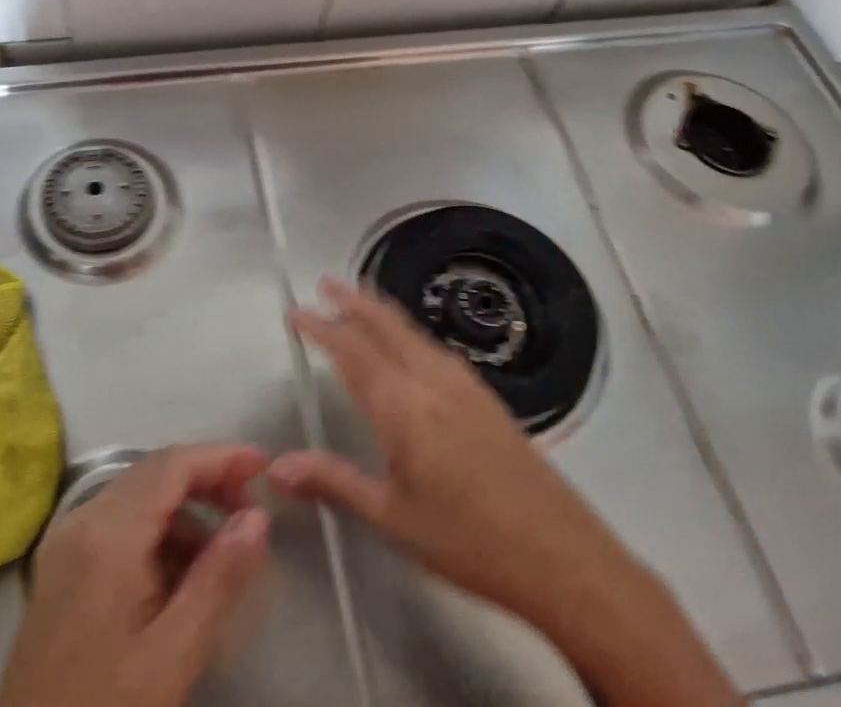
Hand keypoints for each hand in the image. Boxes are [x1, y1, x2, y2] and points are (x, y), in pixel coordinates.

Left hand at [0, 444, 272, 706]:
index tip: (266, 465)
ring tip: (224, 554)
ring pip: (135, 499)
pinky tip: (181, 574)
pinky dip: (156, 533)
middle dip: (207, 481)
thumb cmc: (109, 701)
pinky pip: (117, 526)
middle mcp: (80, 521)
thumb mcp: (176, 649)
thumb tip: (257, 518)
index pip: (171, 466)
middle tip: (253, 513)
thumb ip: (220, 577)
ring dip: (184, 511)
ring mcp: (65, 543)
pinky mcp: (61, 567)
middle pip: (152, 474)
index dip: (221, 457)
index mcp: (107, 534)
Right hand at [269, 279, 741, 706]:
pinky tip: (411, 349)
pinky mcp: (490, 403)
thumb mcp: (392, 517)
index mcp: (406, 408)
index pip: (353, 353)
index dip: (322, 328)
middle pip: (389, 328)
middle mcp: (436, 384)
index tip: (296, 311)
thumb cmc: (469, 542)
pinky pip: (438, 351)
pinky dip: (411, 335)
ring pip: (417, 336)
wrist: (564, 558)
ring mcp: (469, 389)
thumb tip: (276, 466)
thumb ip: (334, 481)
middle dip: (354, 302)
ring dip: (383, 314)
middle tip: (325, 282)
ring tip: (360, 302)